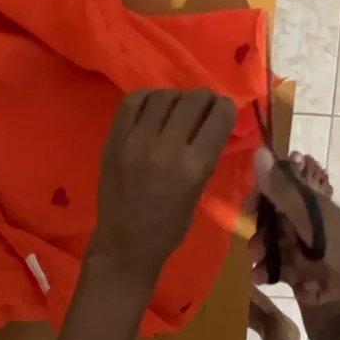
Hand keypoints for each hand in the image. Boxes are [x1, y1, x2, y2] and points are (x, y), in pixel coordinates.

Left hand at [86, 89, 236, 288]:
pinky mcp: (114, 140)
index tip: (223, 109)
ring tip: (177, 105)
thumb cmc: (169, 227)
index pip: (218, 117)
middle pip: (192, 101)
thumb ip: (205, 156)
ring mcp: (136, 141)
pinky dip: (148, 98)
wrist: (125, 243)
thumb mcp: (198, 191)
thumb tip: (211, 123)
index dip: (225, 108)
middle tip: (203, 104)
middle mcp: (166, 148)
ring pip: (162, 96)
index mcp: (194, 167)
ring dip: (176, 96)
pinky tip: (153, 107)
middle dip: (204, 98)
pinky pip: (132, 102)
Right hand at [251, 144, 339, 319]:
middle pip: (276, 233)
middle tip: (255, 256)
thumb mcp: (311, 218)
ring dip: (274, 269)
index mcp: (310, 209)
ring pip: (286, 260)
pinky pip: (305, 283)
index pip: (275, 199)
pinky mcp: (329, 280)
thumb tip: (259, 150)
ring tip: (264, 280)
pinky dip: (304, 288)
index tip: (245, 217)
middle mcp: (314, 229)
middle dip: (262, 244)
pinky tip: (310, 292)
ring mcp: (321, 256)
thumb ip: (282, 190)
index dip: (257, 206)